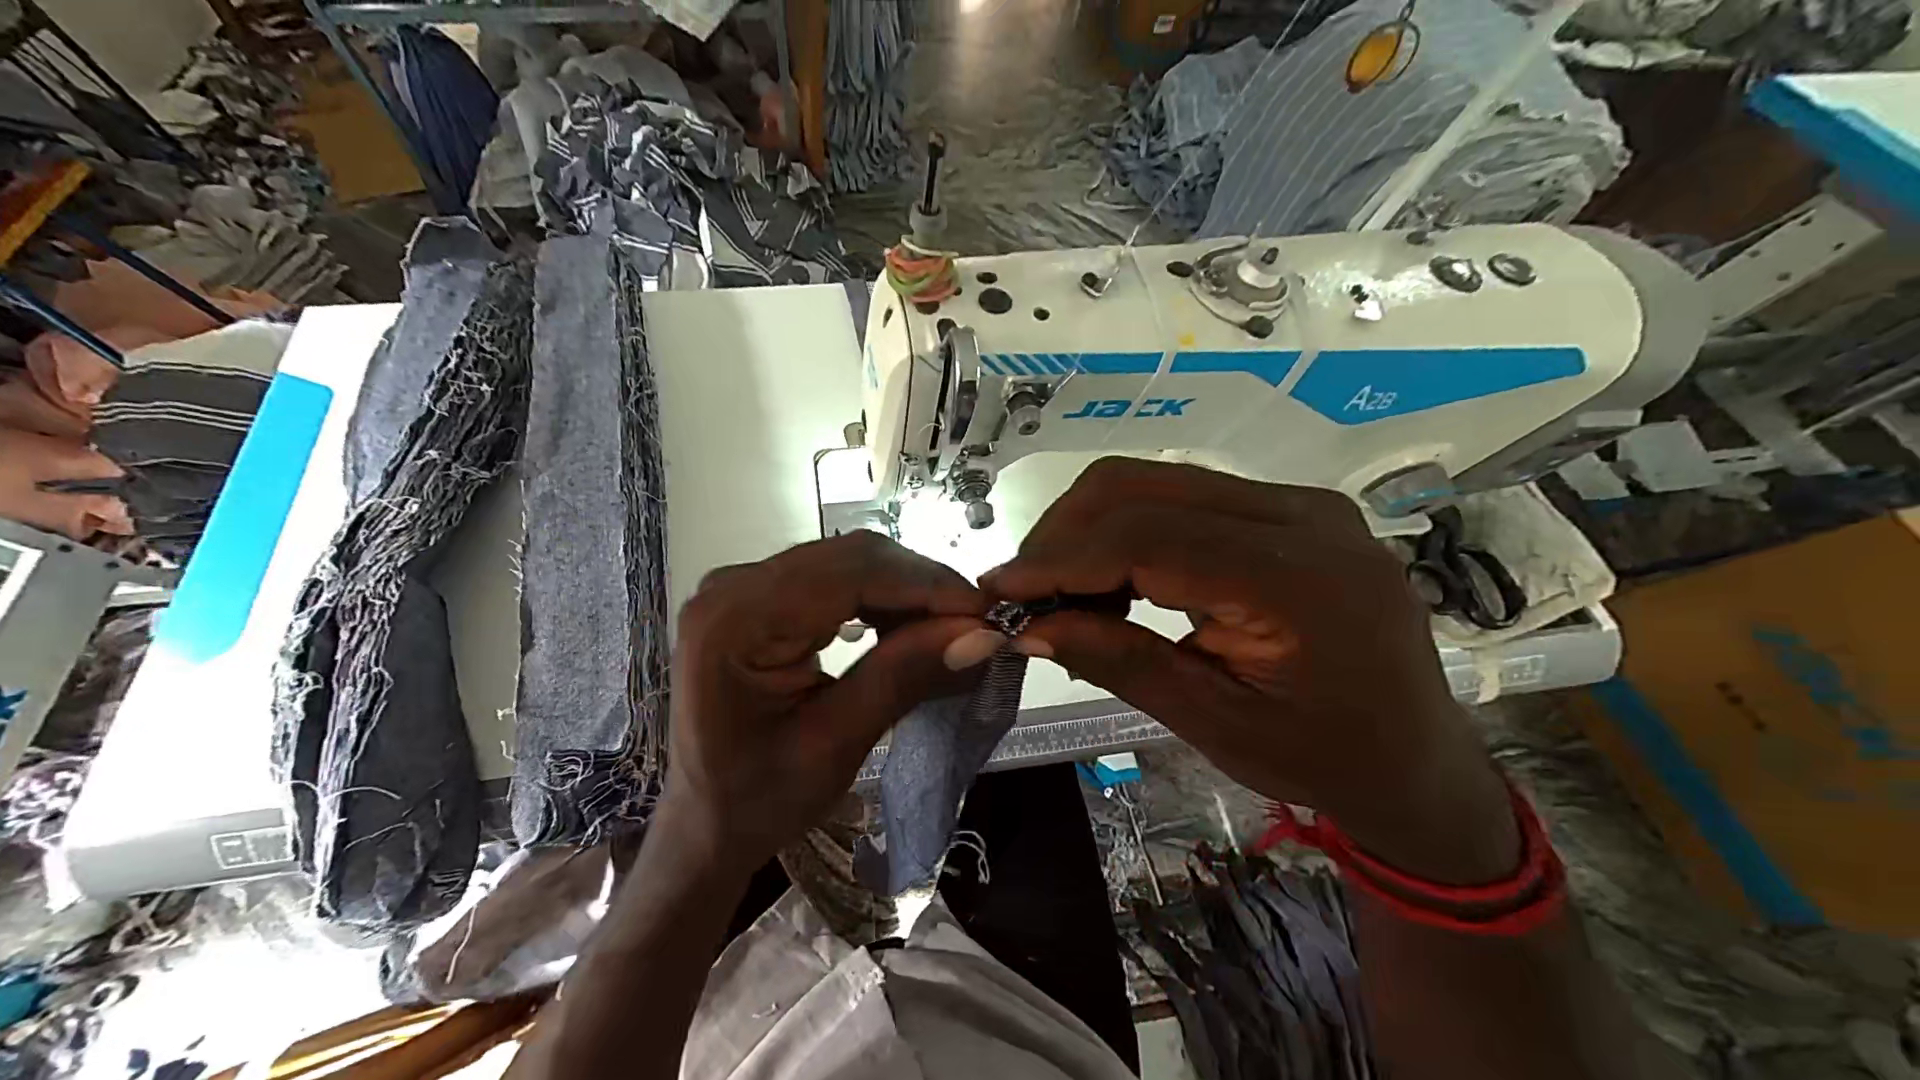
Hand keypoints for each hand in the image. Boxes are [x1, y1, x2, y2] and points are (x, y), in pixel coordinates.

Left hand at [658, 532, 992, 874]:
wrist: (704, 821)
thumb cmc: (758, 800)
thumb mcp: (834, 745)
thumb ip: (901, 677)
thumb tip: (980, 632)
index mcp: (733, 622)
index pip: (849, 574)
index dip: (925, 585)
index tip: (987, 613)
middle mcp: (732, 586)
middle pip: (850, 558)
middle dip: (922, 586)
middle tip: (977, 625)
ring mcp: (743, 586)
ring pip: (849, 562)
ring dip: (907, 590)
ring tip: (950, 629)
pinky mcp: (759, 597)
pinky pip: (835, 579)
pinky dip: (882, 598)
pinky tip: (908, 627)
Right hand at [982, 458, 1518, 883]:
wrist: (1418, 759)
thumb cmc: (1325, 759)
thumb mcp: (1215, 723)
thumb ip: (1119, 662)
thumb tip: (1028, 627)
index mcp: (1296, 579)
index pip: (1147, 537)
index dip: (1060, 559)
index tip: (999, 592)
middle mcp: (1301, 516)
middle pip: (1143, 486)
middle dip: (1065, 534)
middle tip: (1027, 594)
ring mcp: (1298, 503)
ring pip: (1156, 481)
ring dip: (1091, 528)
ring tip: (1064, 591)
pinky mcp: (1288, 509)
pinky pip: (1185, 496)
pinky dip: (1129, 529)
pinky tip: (1114, 577)